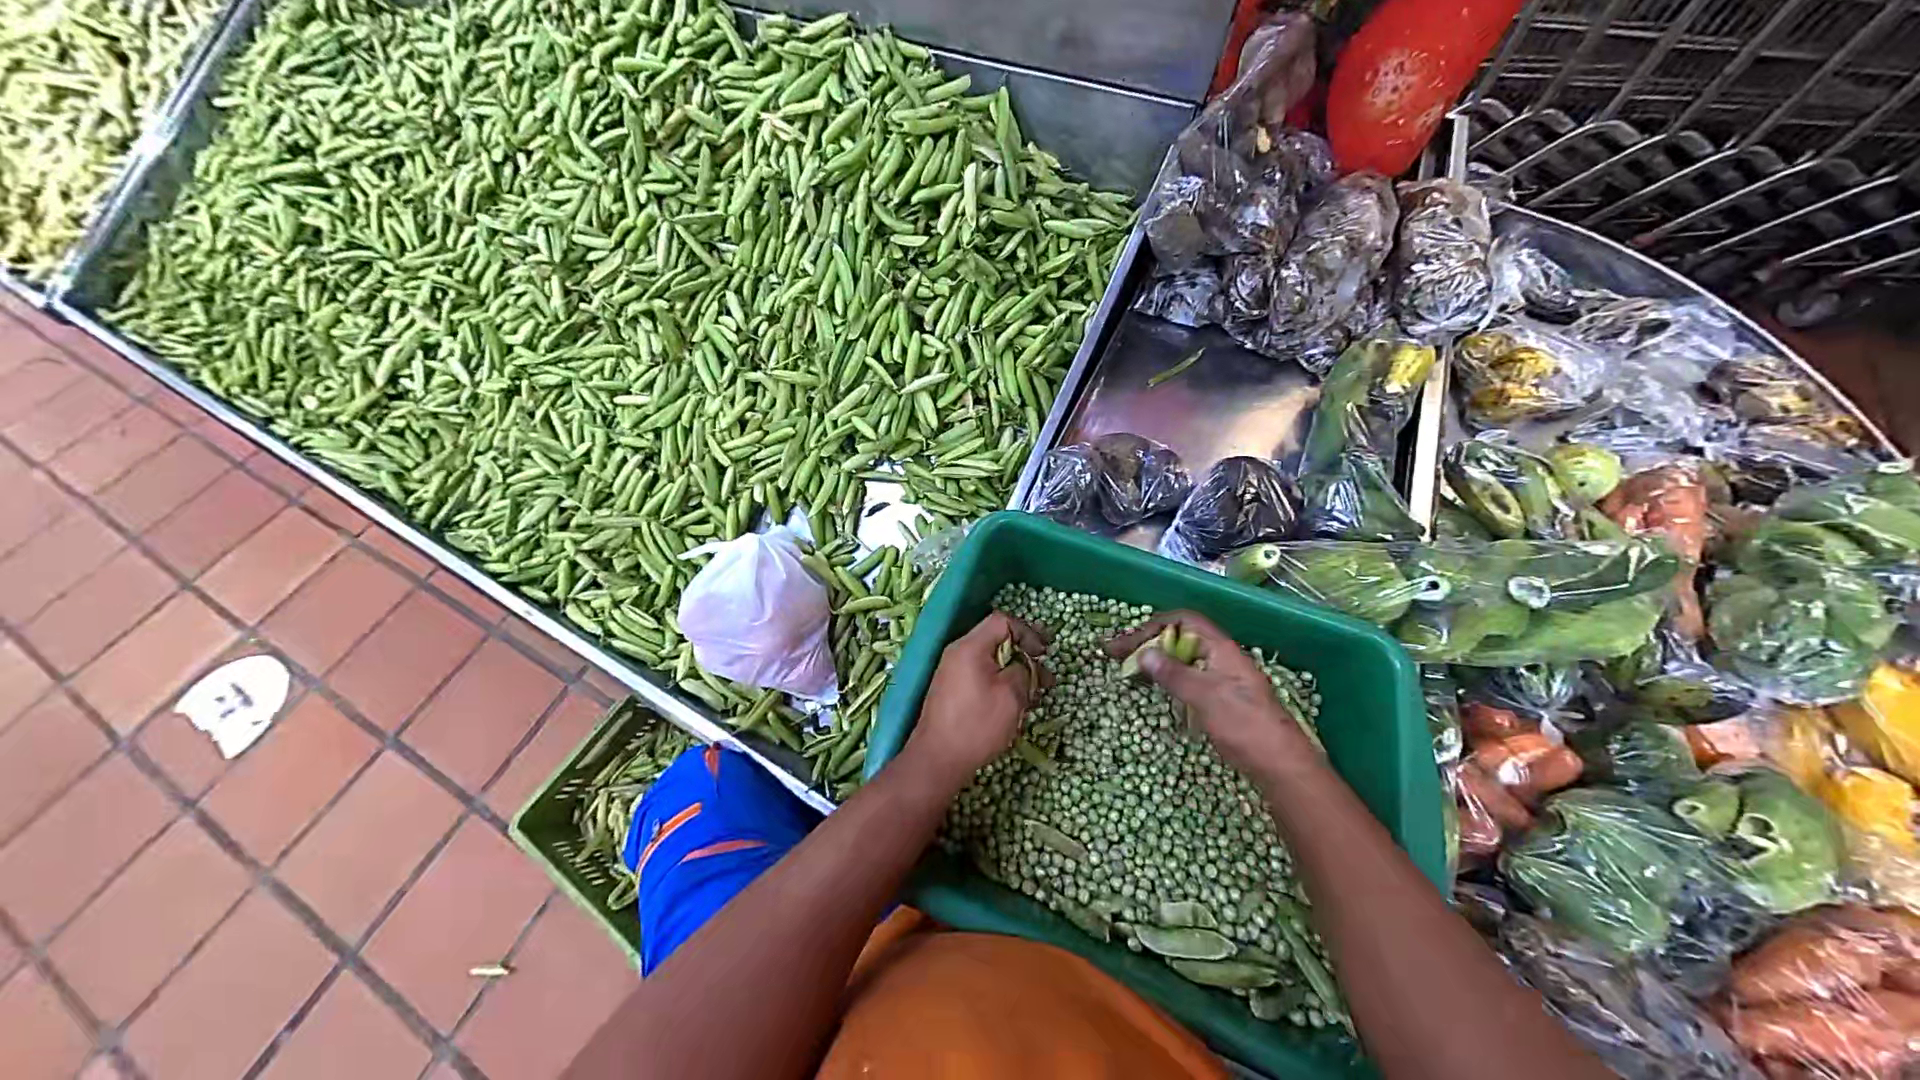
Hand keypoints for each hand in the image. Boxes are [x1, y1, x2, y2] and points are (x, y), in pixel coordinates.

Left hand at [901, 611, 1051, 792]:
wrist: (937, 759)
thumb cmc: (977, 724)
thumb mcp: (1011, 695)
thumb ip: (1023, 671)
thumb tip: (1024, 665)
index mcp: (970, 647)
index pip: (1002, 621)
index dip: (1027, 632)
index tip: (1042, 654)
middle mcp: (958, 653)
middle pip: (996, 639)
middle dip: (1024, 654)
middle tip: (1044, 675)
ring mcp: (951, 672)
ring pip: (990, 660)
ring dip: (1014, 672)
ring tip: (1034, 694)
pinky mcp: (951, 690)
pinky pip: (981, 676)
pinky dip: (1000, 683)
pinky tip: (1014, 703)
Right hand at [1105, 610, 1313, 781]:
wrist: (1281, 765)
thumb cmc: (1244, 725)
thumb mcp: (1204, 695)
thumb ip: (1173, 673)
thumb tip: (1144, 653)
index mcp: (1221, 649)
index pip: (1183, 621)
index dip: (1154, 626)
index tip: (1128, 643)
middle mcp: (1222, 659)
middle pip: (1181, 639)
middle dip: (1149, 644)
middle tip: (1118, 656)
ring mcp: (1223, 680)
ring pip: (1183, 661)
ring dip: (1156, 662)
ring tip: (1130, 672)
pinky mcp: (1222, 701)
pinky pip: (1189, 680)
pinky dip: (1168, 681)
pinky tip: (1156, 692)